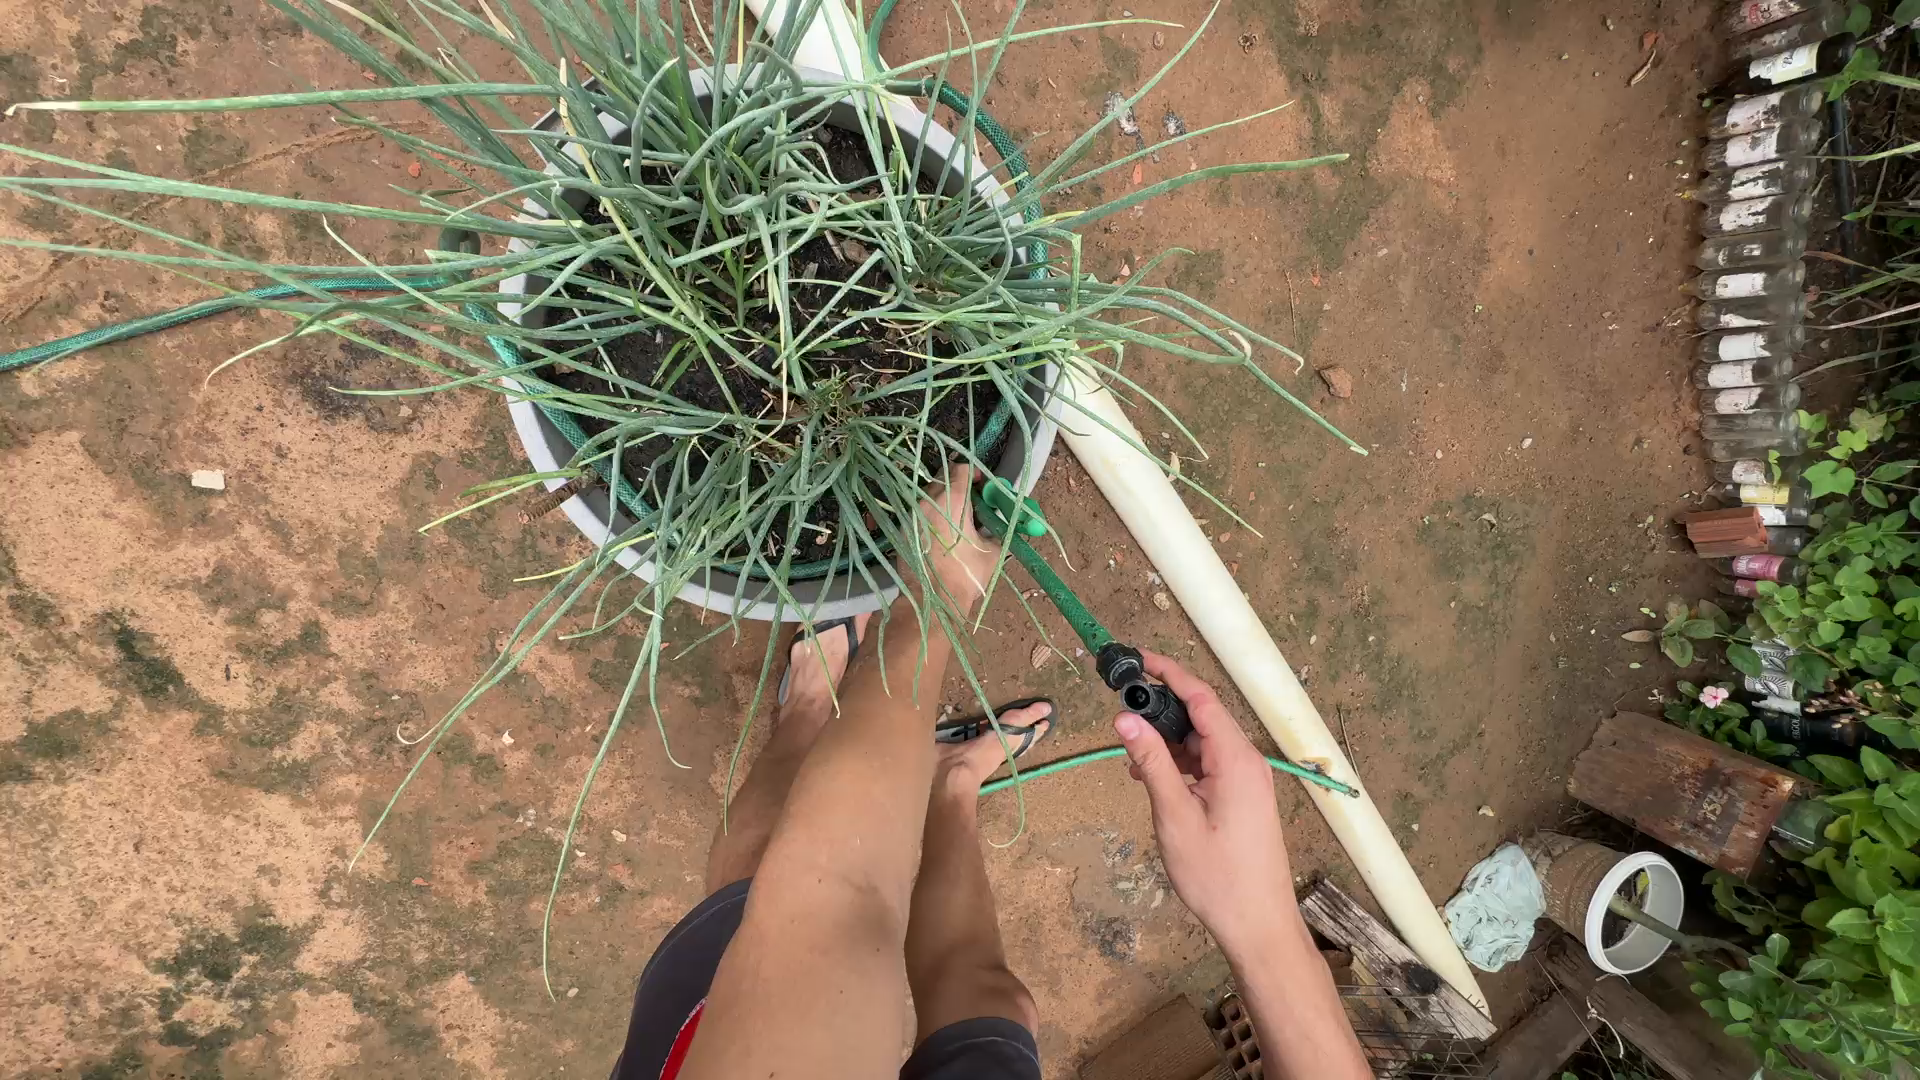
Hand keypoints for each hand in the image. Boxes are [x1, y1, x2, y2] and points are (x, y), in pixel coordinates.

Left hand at [914, 464, 997, 606]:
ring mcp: (912, 515)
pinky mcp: (903, 529)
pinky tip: (943, 532)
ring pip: (929, 496)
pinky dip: (932, 515)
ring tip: (958, 519)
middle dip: (959, 487)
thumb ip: (998, 531)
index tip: (982, 484)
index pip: (960, 470)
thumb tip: (1003, 525)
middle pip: (943, 480)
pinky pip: (920, 512)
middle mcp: (927, 502)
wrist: (933, 600)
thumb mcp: (992, 552)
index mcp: (952, 501)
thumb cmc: (965, 576)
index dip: (974, 474)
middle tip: (973, 502)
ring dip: (945, 501)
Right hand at [1113, 650, 1294, 960]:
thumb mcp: (1175, 816)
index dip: (1168, 672)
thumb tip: (1124, 717)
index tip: (1135, 659)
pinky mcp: (1240, 796)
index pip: (1201, 697)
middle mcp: (1246, 761)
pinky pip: (1205, 762)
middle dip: (1160, 707)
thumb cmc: (1217, 875)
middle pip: (1200, 715)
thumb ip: (1151, 762)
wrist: (1259, 927)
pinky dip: (1178, 761)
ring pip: (1200, 740)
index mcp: (1236, 759)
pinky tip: (1151, 776)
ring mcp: (1245, 779)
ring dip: (1166, 739)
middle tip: (1121, 710)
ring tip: (1131, 753)